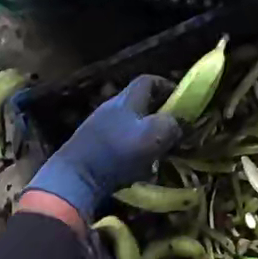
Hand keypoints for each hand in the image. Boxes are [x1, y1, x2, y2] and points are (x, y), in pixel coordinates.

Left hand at [24, 75, 181, 221]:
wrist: (76, 177)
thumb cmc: (119, 152)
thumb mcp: (154, 136)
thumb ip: (171, 125)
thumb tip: (179, 123)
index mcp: (127, 100)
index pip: (148, 81)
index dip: (166, 86)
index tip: (181, 100)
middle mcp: (111, 108)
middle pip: (139, 104)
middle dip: (158, 115)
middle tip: (173, 130)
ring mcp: (98, 127)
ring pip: (129, 124)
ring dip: (145, 135)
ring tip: (159, 152)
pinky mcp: (91, 147)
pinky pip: (118, 142)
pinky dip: (132, 150)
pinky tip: (138, 167)